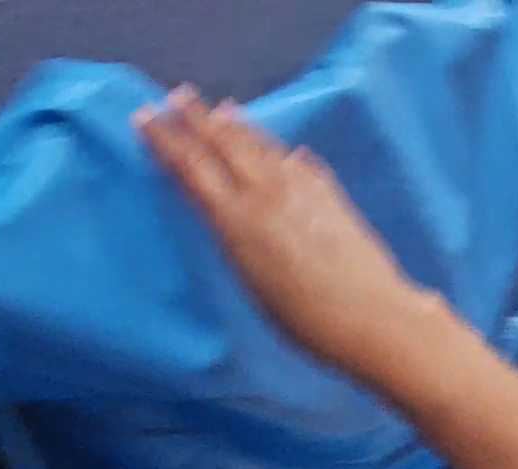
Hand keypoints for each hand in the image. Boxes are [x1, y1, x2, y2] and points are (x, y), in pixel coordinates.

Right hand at [135, 86, 445, 382]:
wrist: (373, 318)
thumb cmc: (308, 323)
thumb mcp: (256, 289)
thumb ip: (242, 246)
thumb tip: (234, 218)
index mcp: (237, 222)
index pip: (192, 169)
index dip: (166, 141)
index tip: (145, 117)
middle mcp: (267, 196)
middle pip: (226, 145)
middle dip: (199, 119)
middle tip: (180, 96)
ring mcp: (304, 192)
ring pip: (264, 148)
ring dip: (241, 128)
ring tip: (225, 109)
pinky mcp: (334, 199)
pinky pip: (304, 167)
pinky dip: (288, 155)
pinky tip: (290, 152)